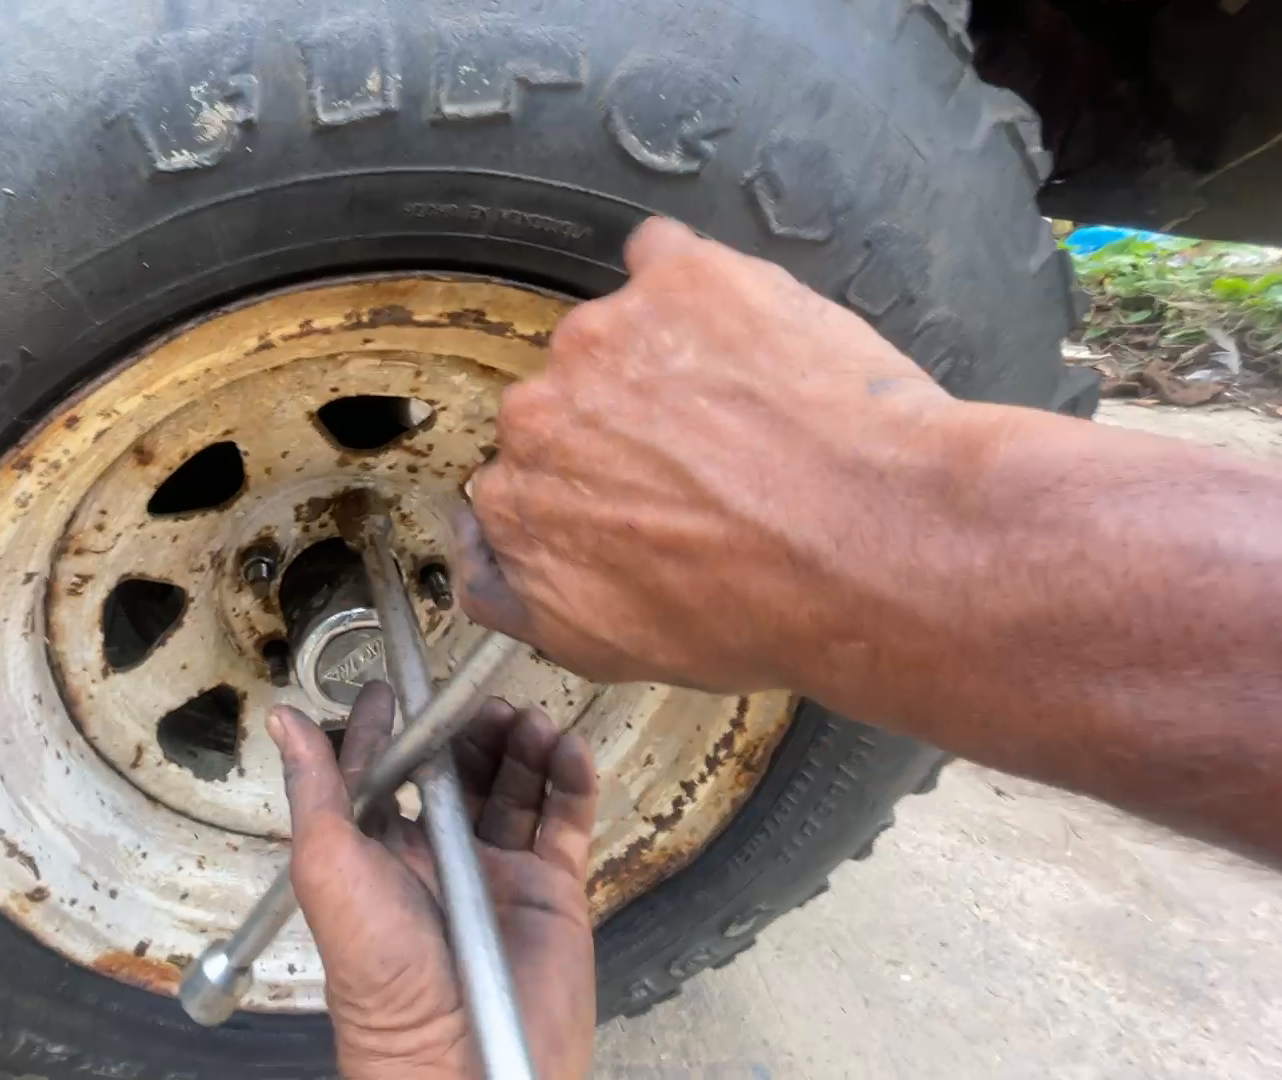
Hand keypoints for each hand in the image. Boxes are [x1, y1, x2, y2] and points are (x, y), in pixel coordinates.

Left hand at [268, 683, 596, 1079]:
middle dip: (473, 729)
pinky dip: (570, 780)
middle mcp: (440, 847)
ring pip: (514, 785)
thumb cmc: (379, 964)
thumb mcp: (330, 867)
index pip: (391, 768)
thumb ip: (314, 789)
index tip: (395, 688)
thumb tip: (283, 717)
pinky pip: (565, 820)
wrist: (456, 1061)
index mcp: (385, 843)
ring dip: (522, 745)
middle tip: (487, 703)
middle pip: (462, 768)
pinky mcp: (549, 886)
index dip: (393, 727)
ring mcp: (498, 865)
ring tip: (527, 718)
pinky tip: (567, 746)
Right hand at [459, 216, 968, 690]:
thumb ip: (516, 601)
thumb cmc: (745, 610)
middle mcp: (534, 414)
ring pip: (605, 343)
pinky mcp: (675, 281)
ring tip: (732, 408)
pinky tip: (733, 329)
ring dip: (647, 366)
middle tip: (687, 460)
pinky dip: (685, 291)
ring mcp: (600, 339)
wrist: (876, 548)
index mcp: (511, 499)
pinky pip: (658, 261)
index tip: (619, 499)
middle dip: (603, 429)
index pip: (517, 480)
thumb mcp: (599, 648)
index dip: (573, 491)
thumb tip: (485, 567)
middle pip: (556, 407)